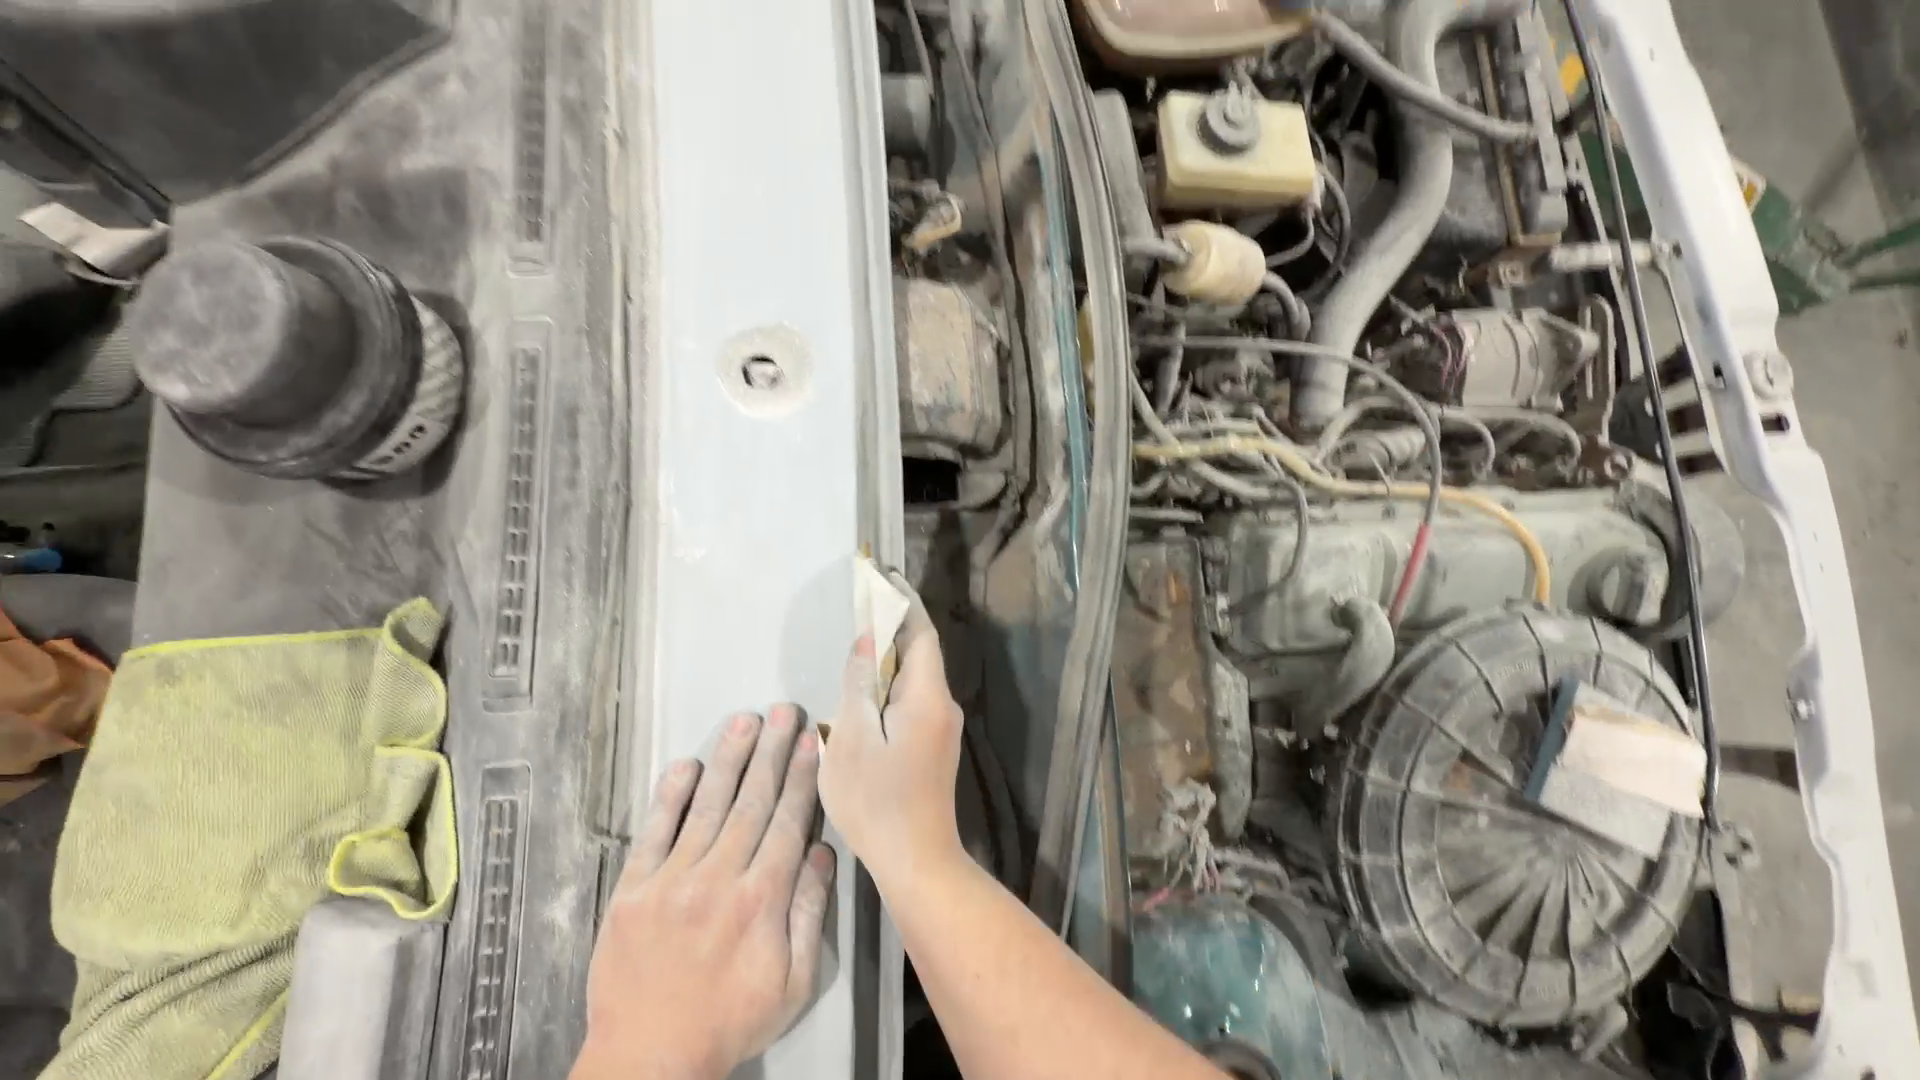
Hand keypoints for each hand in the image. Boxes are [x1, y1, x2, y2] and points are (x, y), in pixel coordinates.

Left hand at [572, 706, 834, 1079]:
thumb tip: (821, 853)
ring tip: (743, 722)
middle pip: (751, 802)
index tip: (811, 741)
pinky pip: (654, 832)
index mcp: (760, 900)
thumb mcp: (792, 982)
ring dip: (727, 760)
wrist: (646, 1059)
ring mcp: (670, 880)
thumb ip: (808, 913)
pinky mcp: (632, 889)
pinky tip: (686, 764)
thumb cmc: (729, 1022)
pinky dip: (670, 796)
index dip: (801, 777)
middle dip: (770, 752)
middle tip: (782, 712)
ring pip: (706, 806)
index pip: (786, 821)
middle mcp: (717, 878)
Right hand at [817, 575, 966, 891]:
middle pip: (919, 652)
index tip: (883, 576)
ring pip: (914, 678)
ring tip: (855, 648)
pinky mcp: (933, 747)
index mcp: (927, 696)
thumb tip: (867, 641)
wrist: (917, 861)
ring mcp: (942, 728)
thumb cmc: (878, 802)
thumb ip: (860, 685)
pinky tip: (865, 695)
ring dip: (889, 659)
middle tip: (859, 608)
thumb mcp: (853, 739)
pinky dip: (890, 686)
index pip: (920, 633)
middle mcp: (943, 705)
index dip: (902, 602)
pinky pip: (912, 700)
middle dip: (892, 626)